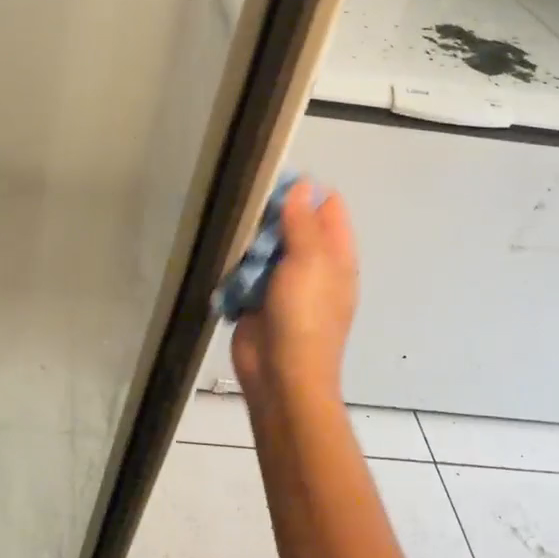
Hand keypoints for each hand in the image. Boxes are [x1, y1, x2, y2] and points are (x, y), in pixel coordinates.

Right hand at [230, 180, 357, 401]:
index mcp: (336, 257)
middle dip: (269, 216)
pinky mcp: (257, 300)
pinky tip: (221, 256)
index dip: (305, 192)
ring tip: (229, 226)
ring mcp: (284, 285)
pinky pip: (245, 273)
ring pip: (264, 248)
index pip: (328, 209)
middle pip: (292, 226)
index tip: (273, 182)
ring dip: (248, 240)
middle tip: (243, 204)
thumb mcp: (309, 261)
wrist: (281, 375)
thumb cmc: (304, 316)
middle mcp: (313, 267)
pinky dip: (235, 266)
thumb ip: (303, 222)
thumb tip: (303, 185)